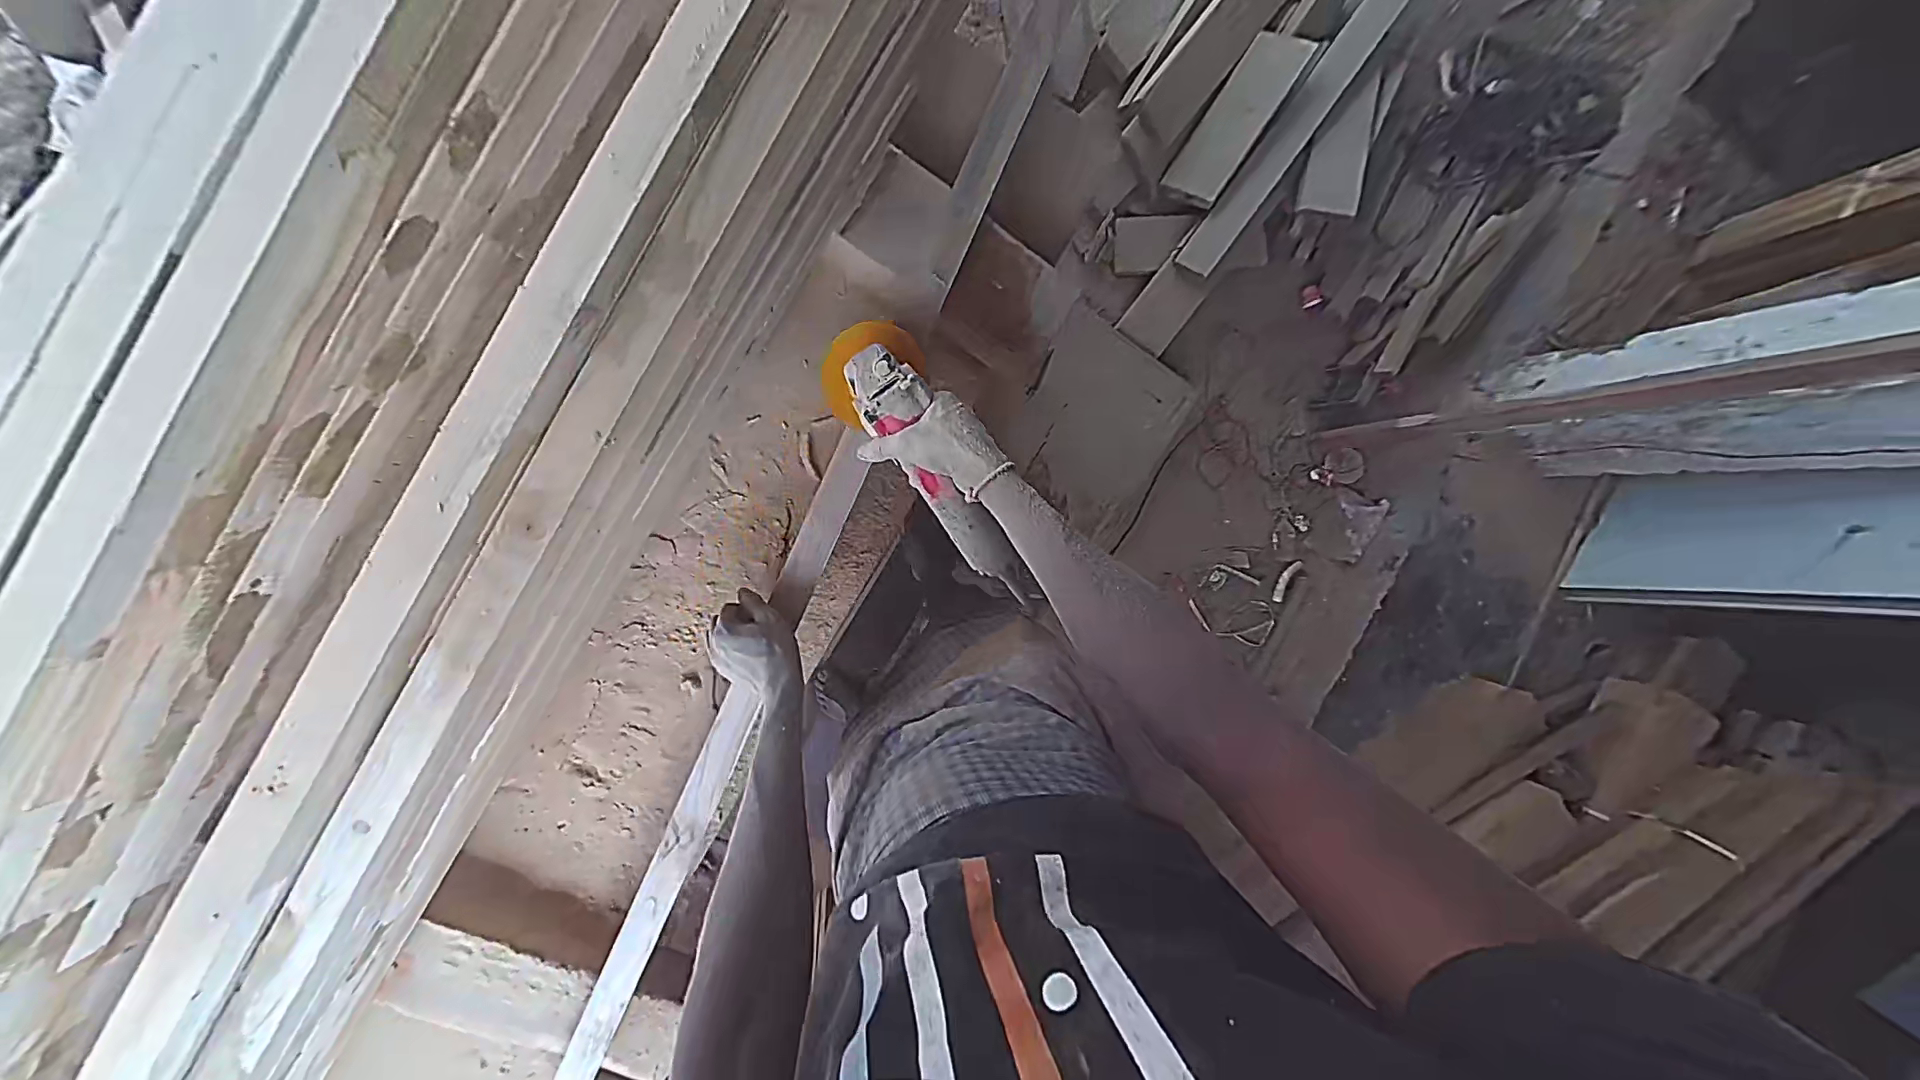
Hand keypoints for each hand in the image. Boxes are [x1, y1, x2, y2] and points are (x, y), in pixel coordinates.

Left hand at [707, 589, 801, 698]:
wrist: (778, 685)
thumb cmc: (777, 653)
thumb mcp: (771, 617)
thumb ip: (753, 601)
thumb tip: (743, 593)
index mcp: (723, 627)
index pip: (730, 606)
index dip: (747, 608)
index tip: (760, 617)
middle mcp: (714, 642)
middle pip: (721, 620)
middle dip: (737, 620)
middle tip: (758, 627)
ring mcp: (717, 658)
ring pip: (721, 636)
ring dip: (733, 634)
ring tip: (754, 640)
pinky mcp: (723, 670)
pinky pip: (723, 651)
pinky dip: (733, 648)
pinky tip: (751, 652)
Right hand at [856, 391, 1012, 498]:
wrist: (979, 471)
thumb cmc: (950, 448)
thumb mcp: (905, 445)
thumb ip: (882, 447)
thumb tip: (865, 450)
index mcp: (942, 399)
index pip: (914, 405)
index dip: (901, 421)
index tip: (893, 432)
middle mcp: (956, 412)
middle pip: (922, 428)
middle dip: (912, 447)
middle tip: (907, 456)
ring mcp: (964, 431)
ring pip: (933, 444)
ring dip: (923, 460)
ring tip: (921, 469)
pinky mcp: (969, 449)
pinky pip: (946, 456)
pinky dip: (937, 467)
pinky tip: (934, 475)